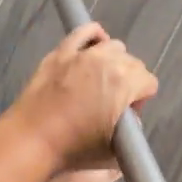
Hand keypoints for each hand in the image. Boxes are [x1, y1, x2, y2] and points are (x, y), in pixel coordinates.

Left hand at [10, 23, 158, 169]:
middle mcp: (107, 61)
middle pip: (133, 63)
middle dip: (129, 81)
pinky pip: (85, 32)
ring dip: (113, 61)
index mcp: (124, 84)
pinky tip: (94, 47)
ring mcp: (82, 54)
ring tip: (101, 80)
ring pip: (113, 46)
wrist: (32, 139)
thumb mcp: (115, 150)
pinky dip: (94, 36)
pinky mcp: (61, 52)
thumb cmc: (75, 148)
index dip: (141, 99)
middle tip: (113, 101)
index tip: (127, 113)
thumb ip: (131, 130)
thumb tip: (128, 116)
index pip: (149, 81)